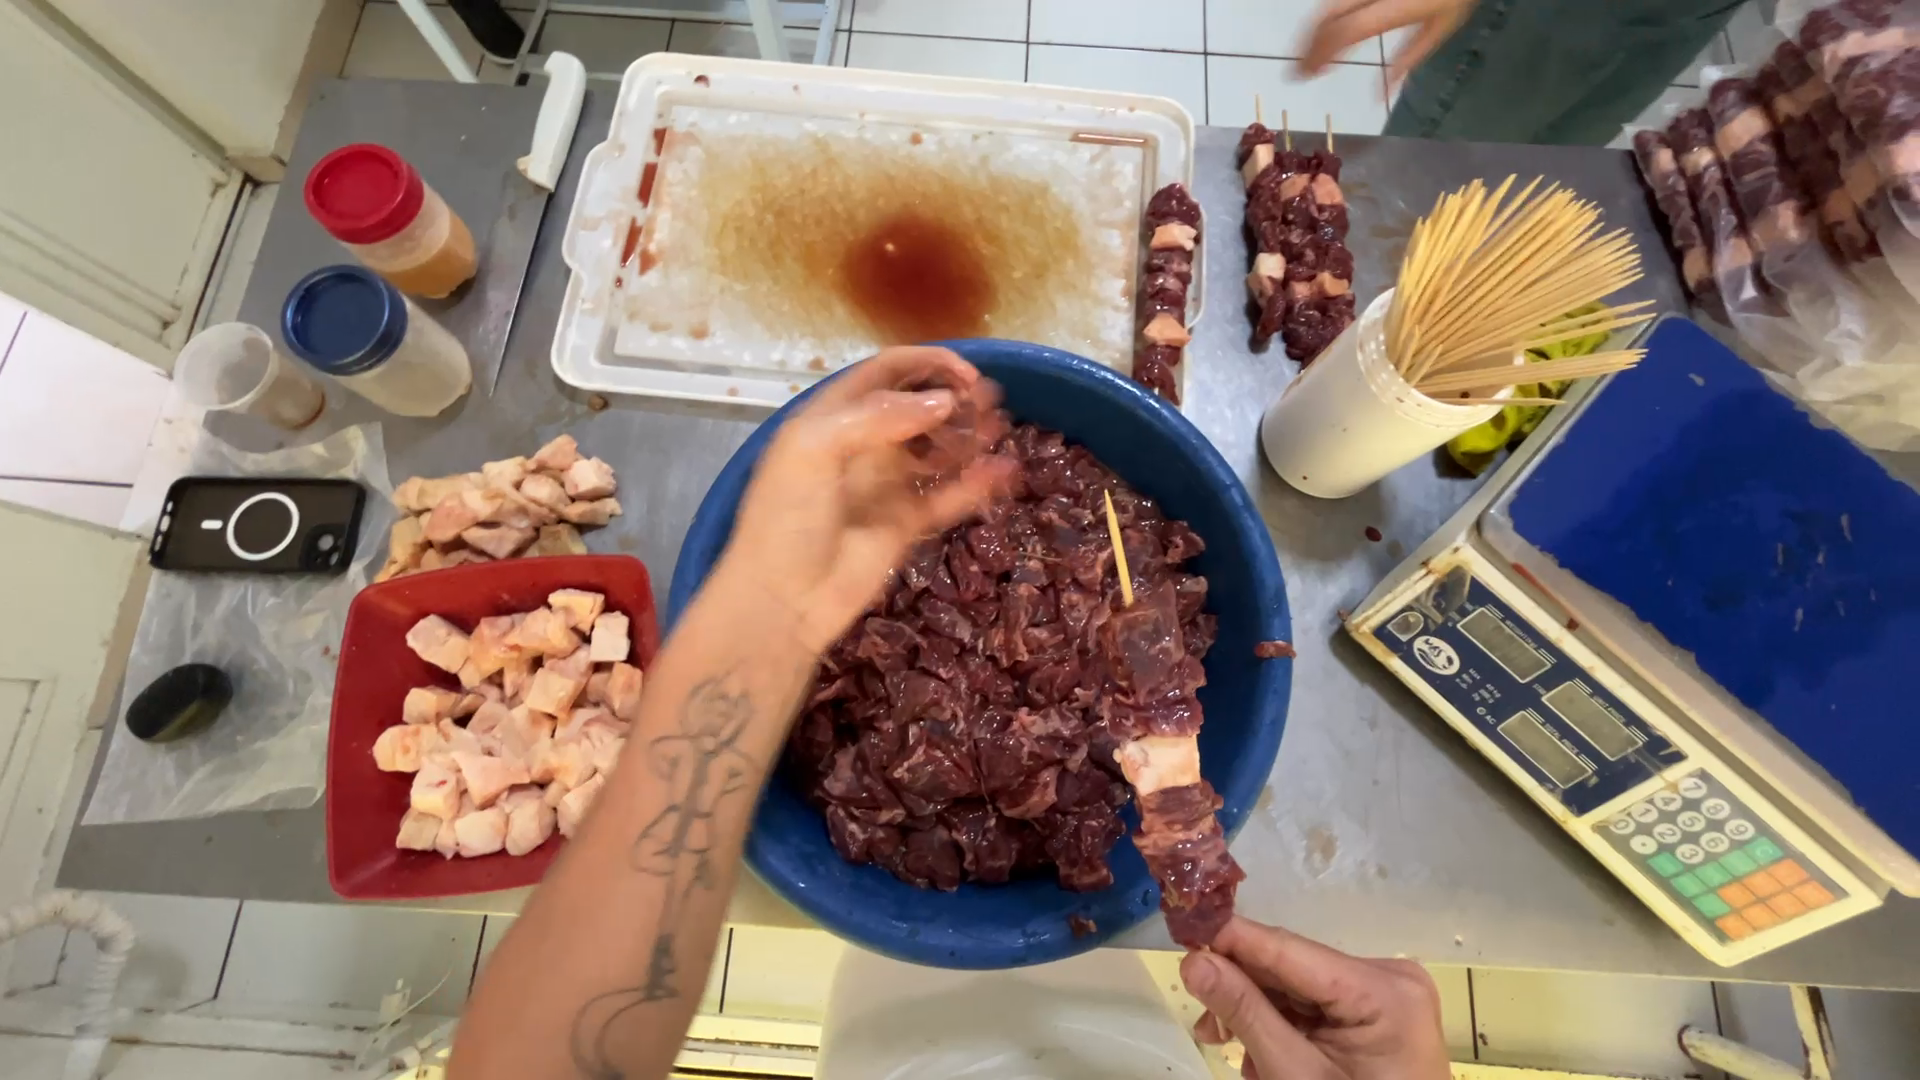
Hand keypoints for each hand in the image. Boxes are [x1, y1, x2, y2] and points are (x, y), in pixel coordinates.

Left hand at [715, 346, 1012, 654]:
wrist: (783, 599)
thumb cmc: (786, 517)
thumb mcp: (813, 449)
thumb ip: (877, 417)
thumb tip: (944, 402)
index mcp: (834, 417)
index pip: (886, 373)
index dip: (926, 364)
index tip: (965, 374)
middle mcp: (865, 445)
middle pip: (918, 408)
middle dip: (954, 397)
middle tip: (990, 398)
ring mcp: (887, 485)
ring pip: (938, 450)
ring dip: (969, 434)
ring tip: (1000, 425)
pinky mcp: (907, 523)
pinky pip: (949, 496)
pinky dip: (977, 483)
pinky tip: (1005, 469)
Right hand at [1181, 917, 1449, 1079]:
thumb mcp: (1294, 1075)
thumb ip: (1243, 1011)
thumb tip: (1190, 960)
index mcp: (1382, 989)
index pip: (1285, 946)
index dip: (1227, 936)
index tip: (1180, 933)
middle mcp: (1387, 976)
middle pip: (1287, 966)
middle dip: (1239, 988)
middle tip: (1199, 1014)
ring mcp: (1383, 993)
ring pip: (1292, 983)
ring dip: (1253, 1009)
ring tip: (1222, 1042)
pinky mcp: (1375, 1011)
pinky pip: (1311, 1001)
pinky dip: (1278, 1021)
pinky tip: (1256, 1050)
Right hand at [1298, 0, 1475, 88]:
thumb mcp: (1441, 27)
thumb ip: (1408, 58)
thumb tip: (1378, 96)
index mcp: (1396, 6)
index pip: (1346, 32)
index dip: (1320, 55)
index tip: (1308, 76)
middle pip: (1328, 15)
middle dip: (1307, 44)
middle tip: (1299, 70)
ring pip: (1328, 3)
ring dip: (1312, 30)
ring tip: (1308, 53)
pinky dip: (1326, 16)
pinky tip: (1325, 30)